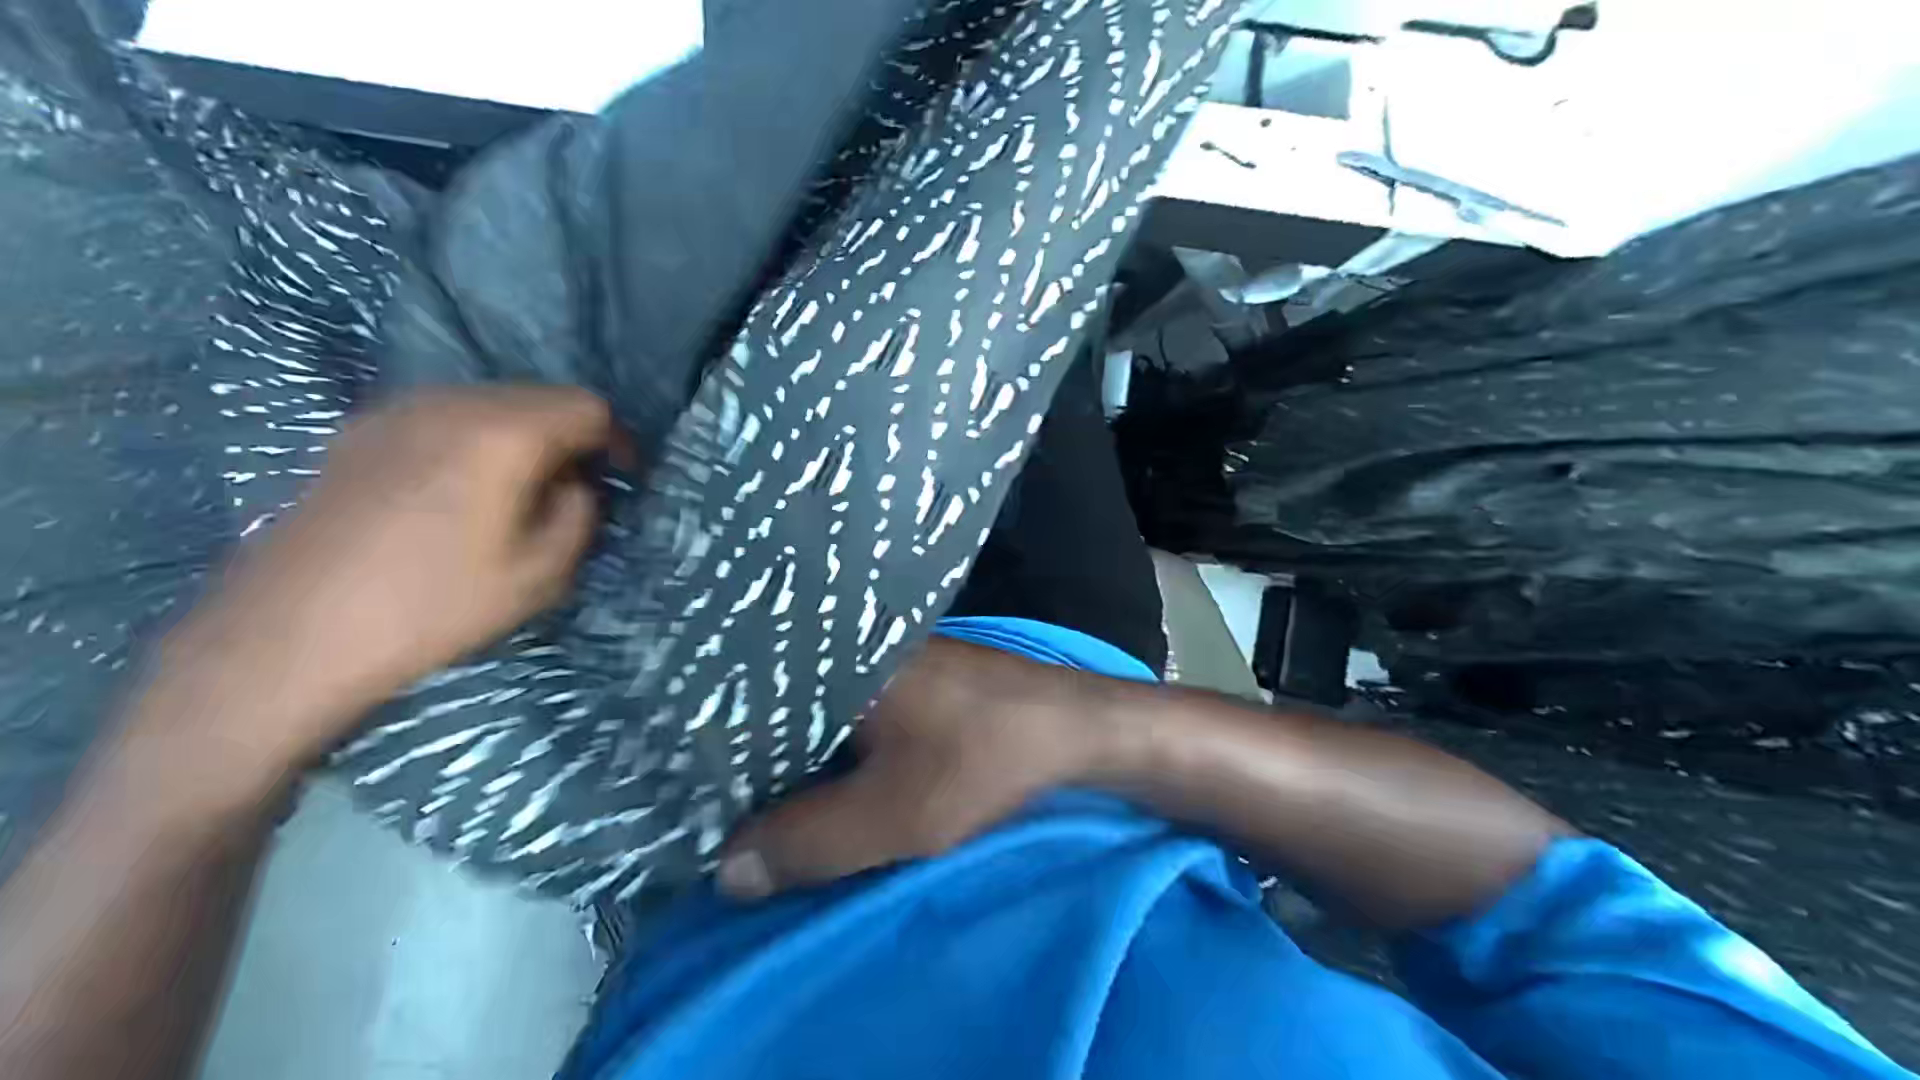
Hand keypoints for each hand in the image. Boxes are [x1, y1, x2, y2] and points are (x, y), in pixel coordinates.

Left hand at [163, 386, 620, 765]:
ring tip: (522, 490)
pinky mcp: (359, 430)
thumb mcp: (543, 573)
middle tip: (577, 489)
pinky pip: (444, 416)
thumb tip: (575, 484)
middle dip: (572, 438)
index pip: (589, 407)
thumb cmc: (436, 605)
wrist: (293, 632)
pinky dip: (475, 440)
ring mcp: (397, 411)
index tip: (623, 480)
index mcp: (504, 433)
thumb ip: (580, 513)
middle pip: (541, 397)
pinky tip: (461, 489)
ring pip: (491, 402)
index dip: (618, 441)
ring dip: (524, 437)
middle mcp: (452, 402)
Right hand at [718, 639, 1126, 898]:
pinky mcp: (912, 677)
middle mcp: (858, 647)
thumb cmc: (985, 762)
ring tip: (751, 791)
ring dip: (795, 750)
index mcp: (842, 659)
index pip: (751, 694)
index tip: (685, 786)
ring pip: (817, 706)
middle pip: (783, 700)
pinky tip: (819, 772)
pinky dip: (831, 743)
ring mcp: (887, 656)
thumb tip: (726, 869)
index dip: (716, 744)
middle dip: (752, 750)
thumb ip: (808, 843)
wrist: (1077, 730)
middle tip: (708, 797)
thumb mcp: (893, 818)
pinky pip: (849, 708)